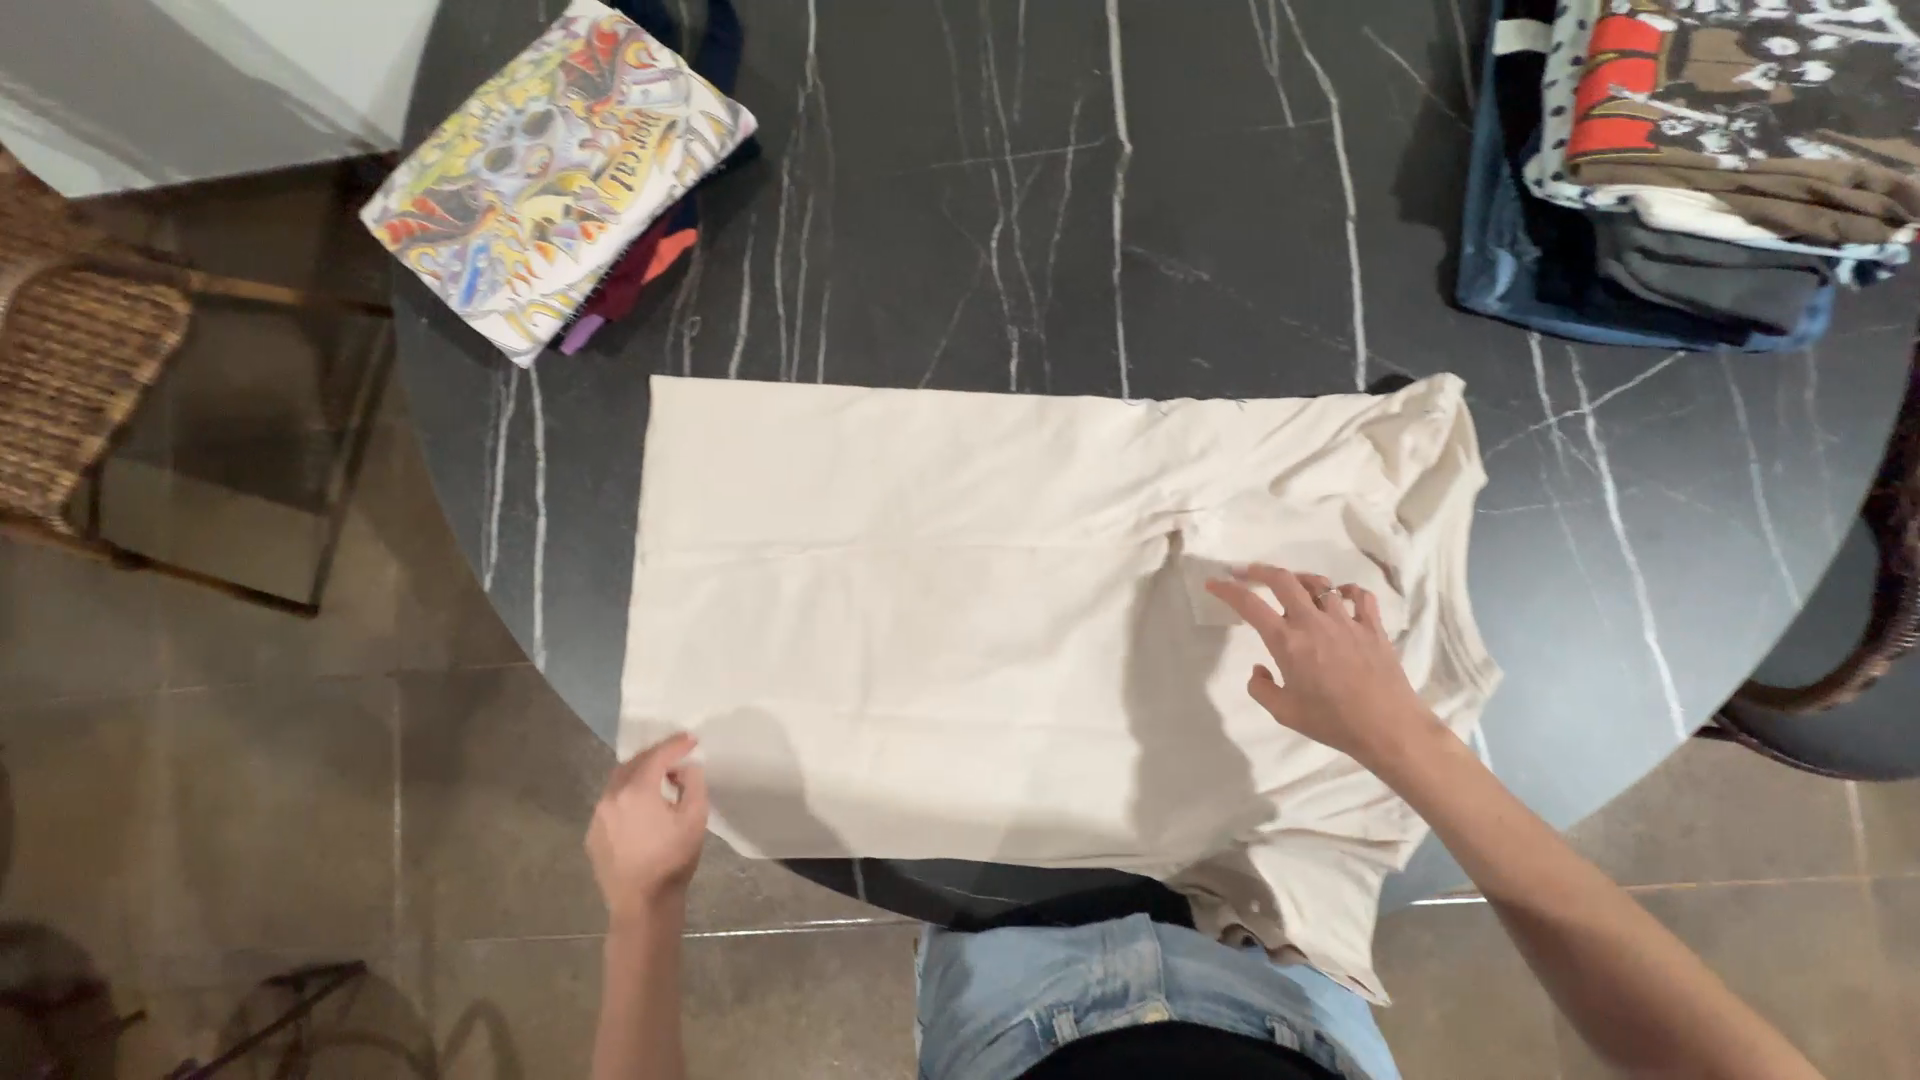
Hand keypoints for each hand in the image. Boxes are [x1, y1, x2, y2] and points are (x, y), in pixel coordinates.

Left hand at [586, 732, 709, 924]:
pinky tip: (642, 809)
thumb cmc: (673, 859)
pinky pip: (611, 803)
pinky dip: (628, 796)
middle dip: (656, 755)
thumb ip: (693, 782)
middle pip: (634, 763)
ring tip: (660, 781)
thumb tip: (685, 768)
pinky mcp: (593, 834)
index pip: (657, 755)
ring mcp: (598, 816)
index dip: (676, 744)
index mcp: (637, 790)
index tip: (692, 740)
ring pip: (618, 782)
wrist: (643, 903)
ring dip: (640, 774)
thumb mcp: (696, 816)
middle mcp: (611, 797)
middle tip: (676, 757)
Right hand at [1204, 564, 1440, 768]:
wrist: (1388, 728)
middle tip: (1246, 572)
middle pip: (1283, 580)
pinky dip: (1347, 591)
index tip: (1214, 583)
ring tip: (1293, 584)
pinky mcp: (1372, 627)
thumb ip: (1261, 688)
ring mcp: (1346, 621)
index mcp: (1287, 642)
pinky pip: (1360, 597)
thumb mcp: (1283, 712)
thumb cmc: (1332, 722)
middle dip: (1259, 570)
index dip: (1227, 590)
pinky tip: (1341, 596)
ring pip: (1320, 584)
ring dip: (1301, 579)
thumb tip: (1260, 669)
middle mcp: (1313, 623)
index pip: (1249, 605)